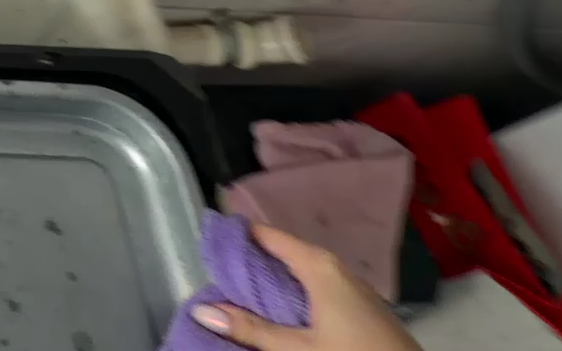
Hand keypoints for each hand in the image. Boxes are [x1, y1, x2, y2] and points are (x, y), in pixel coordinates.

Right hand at [191, 224, 419, 350]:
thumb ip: (249, 328)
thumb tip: (200, 310)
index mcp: (317, 264)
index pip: (263, 233)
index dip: (232, 238)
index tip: (206, 250)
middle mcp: (334, 267)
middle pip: (279, 253)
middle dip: (247, 266)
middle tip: (216, 279)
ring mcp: (352, 288)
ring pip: (298, 274)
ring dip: (270, 285)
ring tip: (239, 299)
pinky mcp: (362, 310)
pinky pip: (315, 290)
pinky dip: (292, 297)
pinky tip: (280, 318)